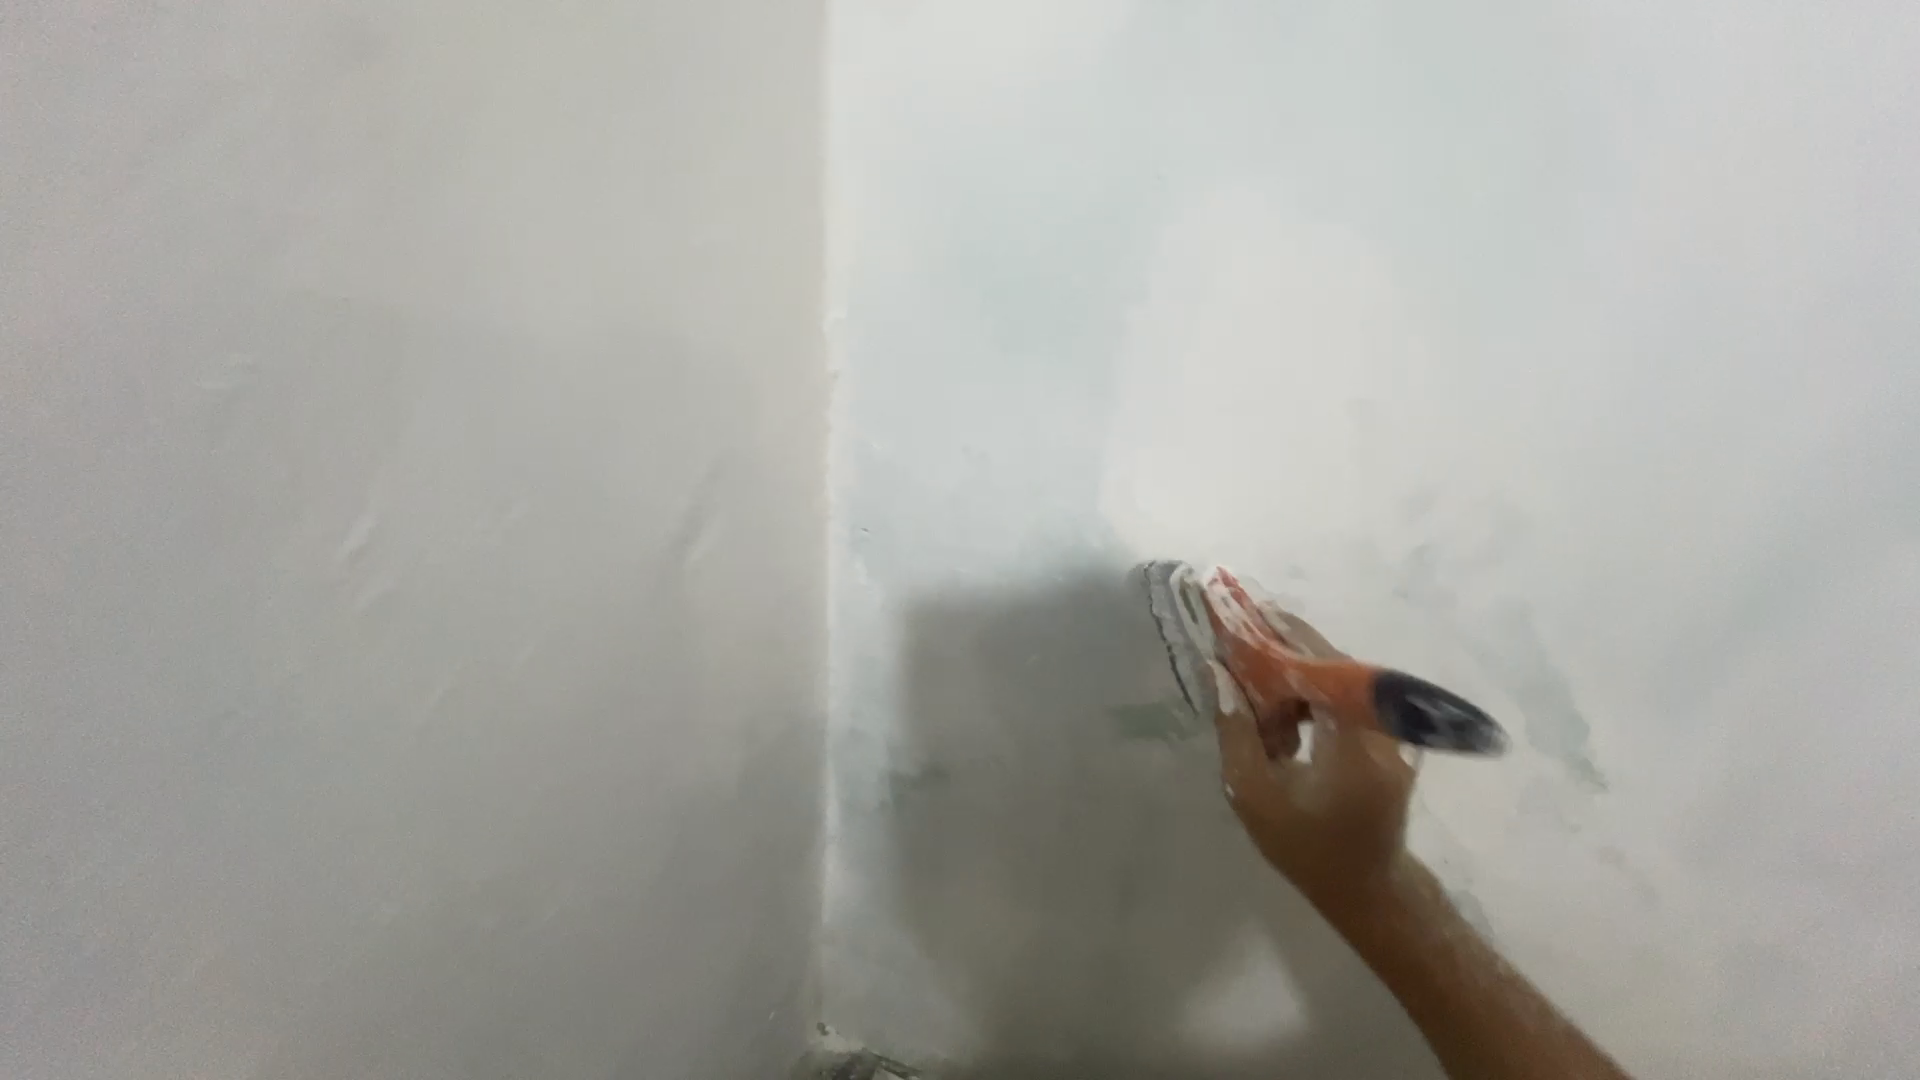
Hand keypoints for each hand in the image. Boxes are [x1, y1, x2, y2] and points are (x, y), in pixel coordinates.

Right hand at [1209, 629, 1419, 920]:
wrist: (1368, 889)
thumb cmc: (1307, 848)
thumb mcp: (1253, 793)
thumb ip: (1234, 729)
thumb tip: (1217, 671)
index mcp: (1354, 740)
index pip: (1318, 666)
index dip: (1278, 635)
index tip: (1243, 612)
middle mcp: (1383, 725)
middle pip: (1330, 662)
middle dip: (1281, 647)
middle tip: (1237, 641)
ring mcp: (1391, 729)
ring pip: (1337, 676)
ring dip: (1293, 674)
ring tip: (1250, 687)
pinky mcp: (1387, 734)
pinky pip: (1344, 695)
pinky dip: (1308, 694)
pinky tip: (1279, 715)